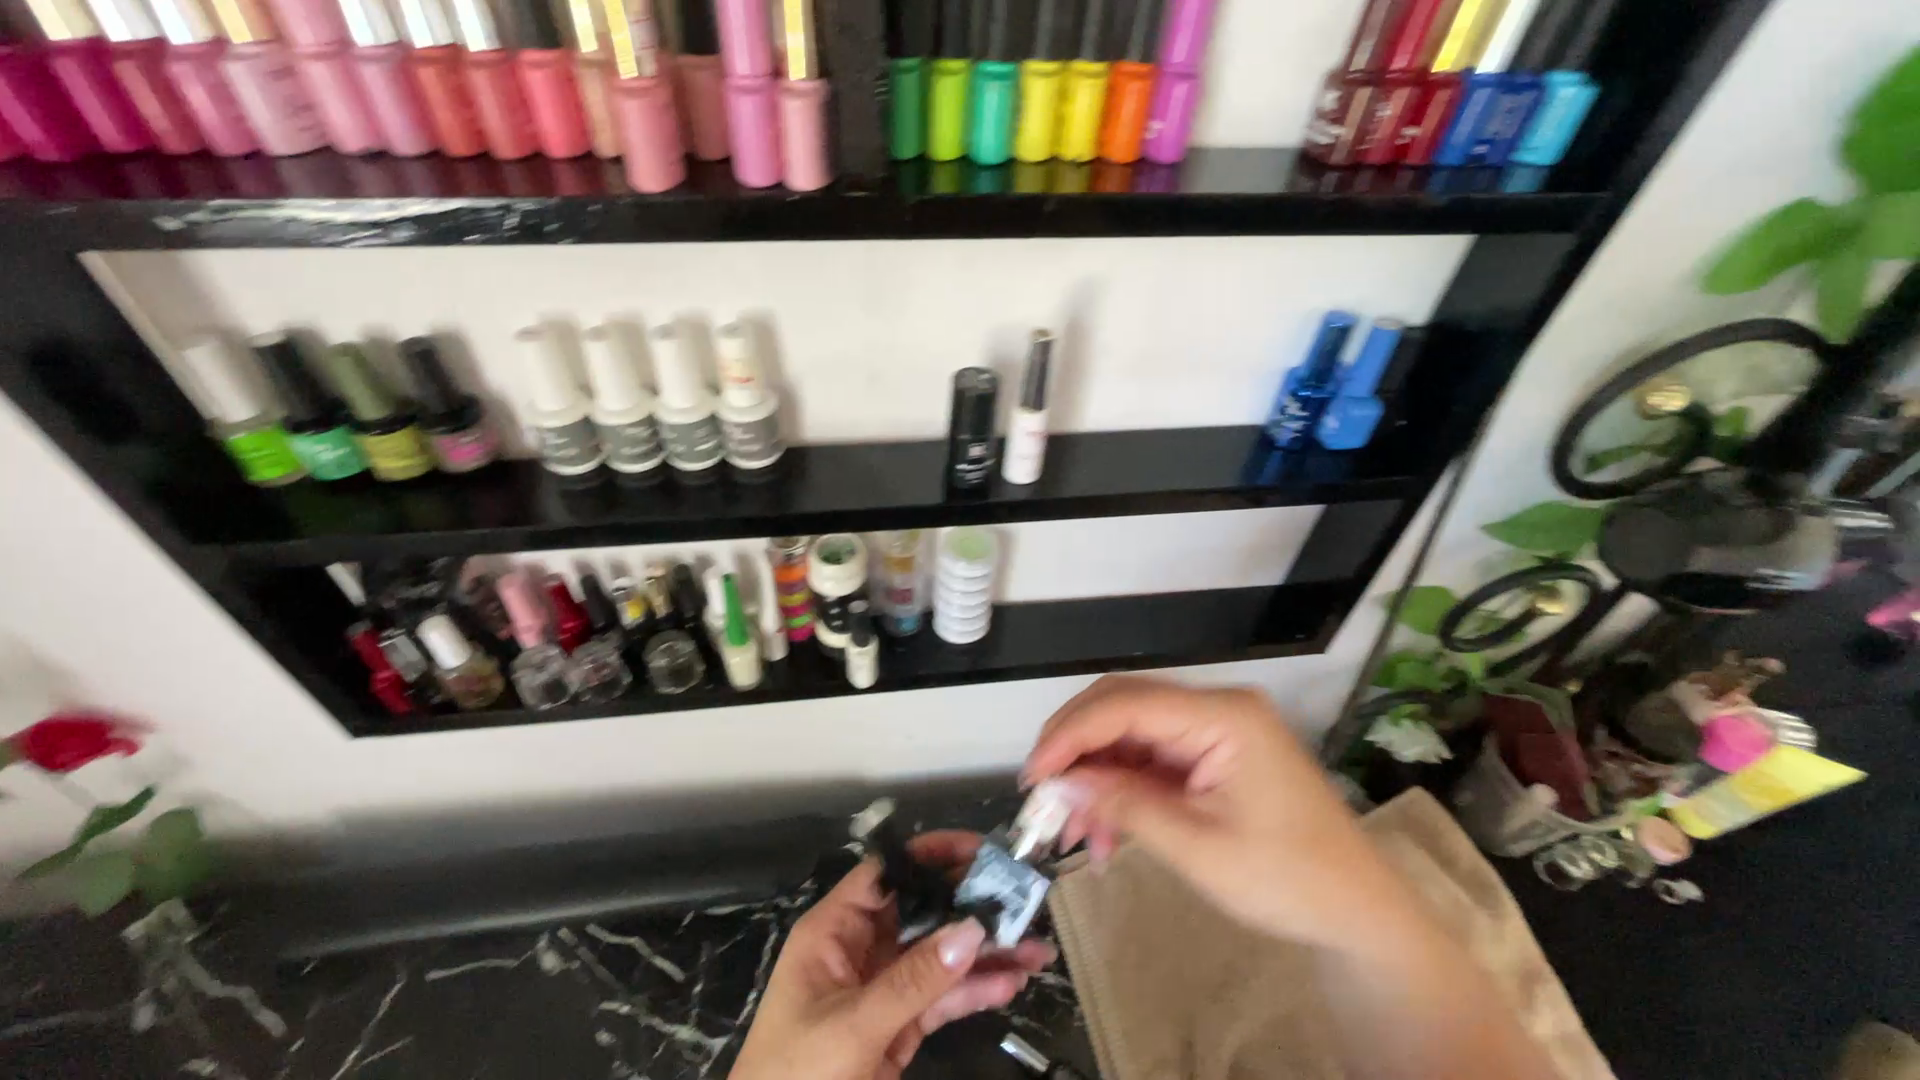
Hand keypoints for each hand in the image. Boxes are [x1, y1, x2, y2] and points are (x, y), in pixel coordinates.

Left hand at [728, 831, 1056, 1079]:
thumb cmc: (795, 1073)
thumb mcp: (852, 1024)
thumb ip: (913, 980)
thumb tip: (972, 930)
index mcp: (834, 930)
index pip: (886, 875)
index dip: (930, 856)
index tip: (980, 850)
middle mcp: (861, 949)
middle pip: (923, 913)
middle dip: (971, 906)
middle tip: (1024, 899)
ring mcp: (883, 989)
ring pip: (940, 957)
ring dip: (986, 953)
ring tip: (1036, 949)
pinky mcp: (900, 1027)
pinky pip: (943, 999)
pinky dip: (976, 993)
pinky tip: (1011, 984)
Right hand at [1024, 675, 1414, 947]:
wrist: (1357, 911)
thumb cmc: (1287, 880)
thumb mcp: (1198, 847)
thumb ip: (1124, 804)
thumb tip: (1057, 785)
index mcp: (1223, 716)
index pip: (1124, 704)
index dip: (1069, 735)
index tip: (1032, 777)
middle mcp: (1216, 708)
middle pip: (1122, 707)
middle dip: (1075, 750)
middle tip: (1041, 796)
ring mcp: (1215, 731)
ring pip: (1129, 734)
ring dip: (1095, 776)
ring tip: (1073, 832)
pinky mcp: (1212, 756)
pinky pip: (1150, 759)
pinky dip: (1121, 790)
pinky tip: (1105, 832)